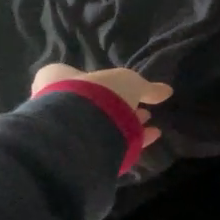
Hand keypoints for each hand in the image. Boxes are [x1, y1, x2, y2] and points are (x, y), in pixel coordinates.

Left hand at [30, 64, 173, 147]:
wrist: (79, 126)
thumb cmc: (96, 91)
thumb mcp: (129, 82)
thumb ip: (147, 87)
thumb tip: (166, 90)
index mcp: (56, 78)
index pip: (69, 73)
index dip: (94, 79)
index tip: (115, 84)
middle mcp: (53, 100)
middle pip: (86, 100)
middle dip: (114, 103)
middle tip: (137, 106)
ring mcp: (63, 125)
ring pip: (97, 122)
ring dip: (124, 121)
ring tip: (147, 121)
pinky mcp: (75, 146)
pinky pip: (106, 141)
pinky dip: (129, 138)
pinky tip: (150, 136)